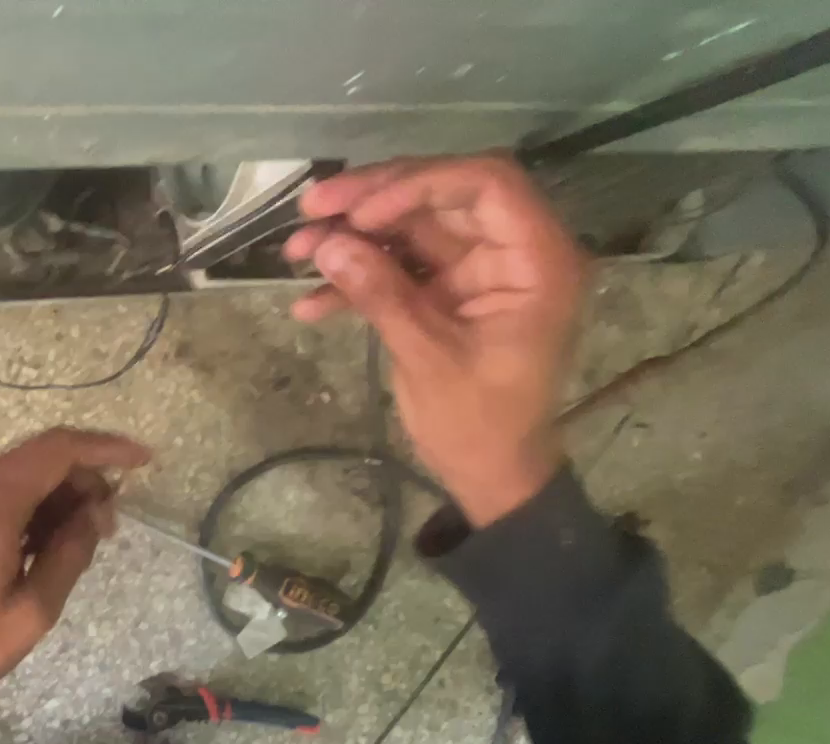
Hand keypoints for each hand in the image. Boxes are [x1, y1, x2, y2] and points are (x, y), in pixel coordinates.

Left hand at [0, 427, 151, 708]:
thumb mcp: (34, 609)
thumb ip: (72, 551)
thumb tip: (98, 511)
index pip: (55, 451)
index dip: (104, 448)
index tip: (141, 460)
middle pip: (41, 456)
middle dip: (85, 478)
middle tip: (109, 524)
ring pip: (24, 471)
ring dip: (62, 492)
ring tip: (86, 537)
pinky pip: (5, 489)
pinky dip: (37, 503)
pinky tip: (53, 539)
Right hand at [285, 155, 587, 525]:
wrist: (486, 471)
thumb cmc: (477, 423)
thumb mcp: (428, 359)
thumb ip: (382, 297)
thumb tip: (327, 246)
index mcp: (534, 261)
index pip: (484, 186)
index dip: (417, 186)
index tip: (357, 213)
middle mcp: (508, 253)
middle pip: (439, 199)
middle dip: (371, 202)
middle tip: (309, 208)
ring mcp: (473, 274)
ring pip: (410, 232)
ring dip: (352, 240)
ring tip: (295, 253)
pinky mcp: (443, 296)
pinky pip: (398, 273)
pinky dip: (355, 283)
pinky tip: (310, 304)